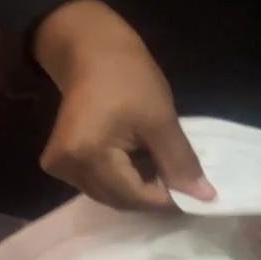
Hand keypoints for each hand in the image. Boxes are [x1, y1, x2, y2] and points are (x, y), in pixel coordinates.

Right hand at [33, 0, 214, 210]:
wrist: (92, 60)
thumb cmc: (130, 81)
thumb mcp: (161, 120)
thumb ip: (179, 161)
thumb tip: (203, 196)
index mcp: (87, 155)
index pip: (128, 193)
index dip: (164, 199)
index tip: (198, 197)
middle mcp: (64, 168)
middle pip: (113, 198)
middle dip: (149, 196)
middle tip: (183, 185)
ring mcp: (57, 168)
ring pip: (103, 194)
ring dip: (134, 189)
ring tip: (161, 171)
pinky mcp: (56, 165)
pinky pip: (93, 184)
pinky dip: (119, 181)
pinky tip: (137, 165)